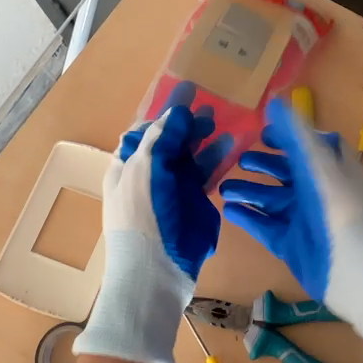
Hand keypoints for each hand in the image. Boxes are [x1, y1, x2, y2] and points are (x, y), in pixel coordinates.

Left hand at [72, 82, 225, 362]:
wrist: (154, 274)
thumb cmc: (142, 217)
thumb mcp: (144, 170)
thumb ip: (160, 138)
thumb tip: (175, 111)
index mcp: (129, 164)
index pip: (147, 128)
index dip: (165, 109)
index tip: (187, 88)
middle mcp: (152, 173)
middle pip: (172, 138)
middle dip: (189, 120)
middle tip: (211, 103)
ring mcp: (175, 189)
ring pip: (192, 154)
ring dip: (206, 135)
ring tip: (224, 118)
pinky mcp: (196, 204)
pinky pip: (208, 173)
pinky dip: (219, 156)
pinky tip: (233, 143)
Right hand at [218, 98, 362, 361]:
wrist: (359, 274)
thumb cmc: (341, 212)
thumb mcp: (319, 166)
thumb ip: (297, 134)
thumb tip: (276, 101)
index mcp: (331, 168)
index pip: (309, 145)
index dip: (288, 137)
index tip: (262, 132)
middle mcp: (317, 191)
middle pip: (287, 171)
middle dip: (264, 164)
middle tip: (236, 158)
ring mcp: (304, 219)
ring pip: (272, 199)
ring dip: (249, 190)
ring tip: (223, 186)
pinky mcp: (292, 244)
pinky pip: (265, 226)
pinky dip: (248, 216)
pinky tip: (227, 210)